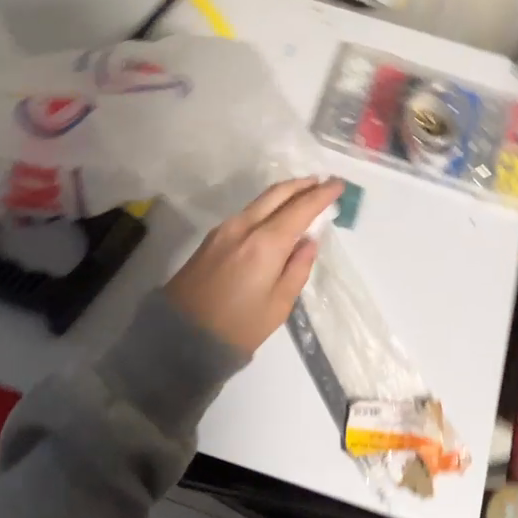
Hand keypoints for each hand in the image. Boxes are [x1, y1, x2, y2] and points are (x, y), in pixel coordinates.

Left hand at [164, 177, 343, 354]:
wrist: (178, 336)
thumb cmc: (236, 328)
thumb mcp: (278, 306)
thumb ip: (297, 269)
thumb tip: (309, 241)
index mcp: (265, 243)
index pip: (300, 208)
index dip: (322, 194)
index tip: (338, 184)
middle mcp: (244, 226)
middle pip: (277, 194)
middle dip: (302, 184)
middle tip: (322, 182)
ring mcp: (225, 229)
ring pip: (260, 200)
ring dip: (284, 193)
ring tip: (303, 195)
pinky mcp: (212, 238)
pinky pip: (247, 212)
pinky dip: (267, 206)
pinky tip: (276, 216)